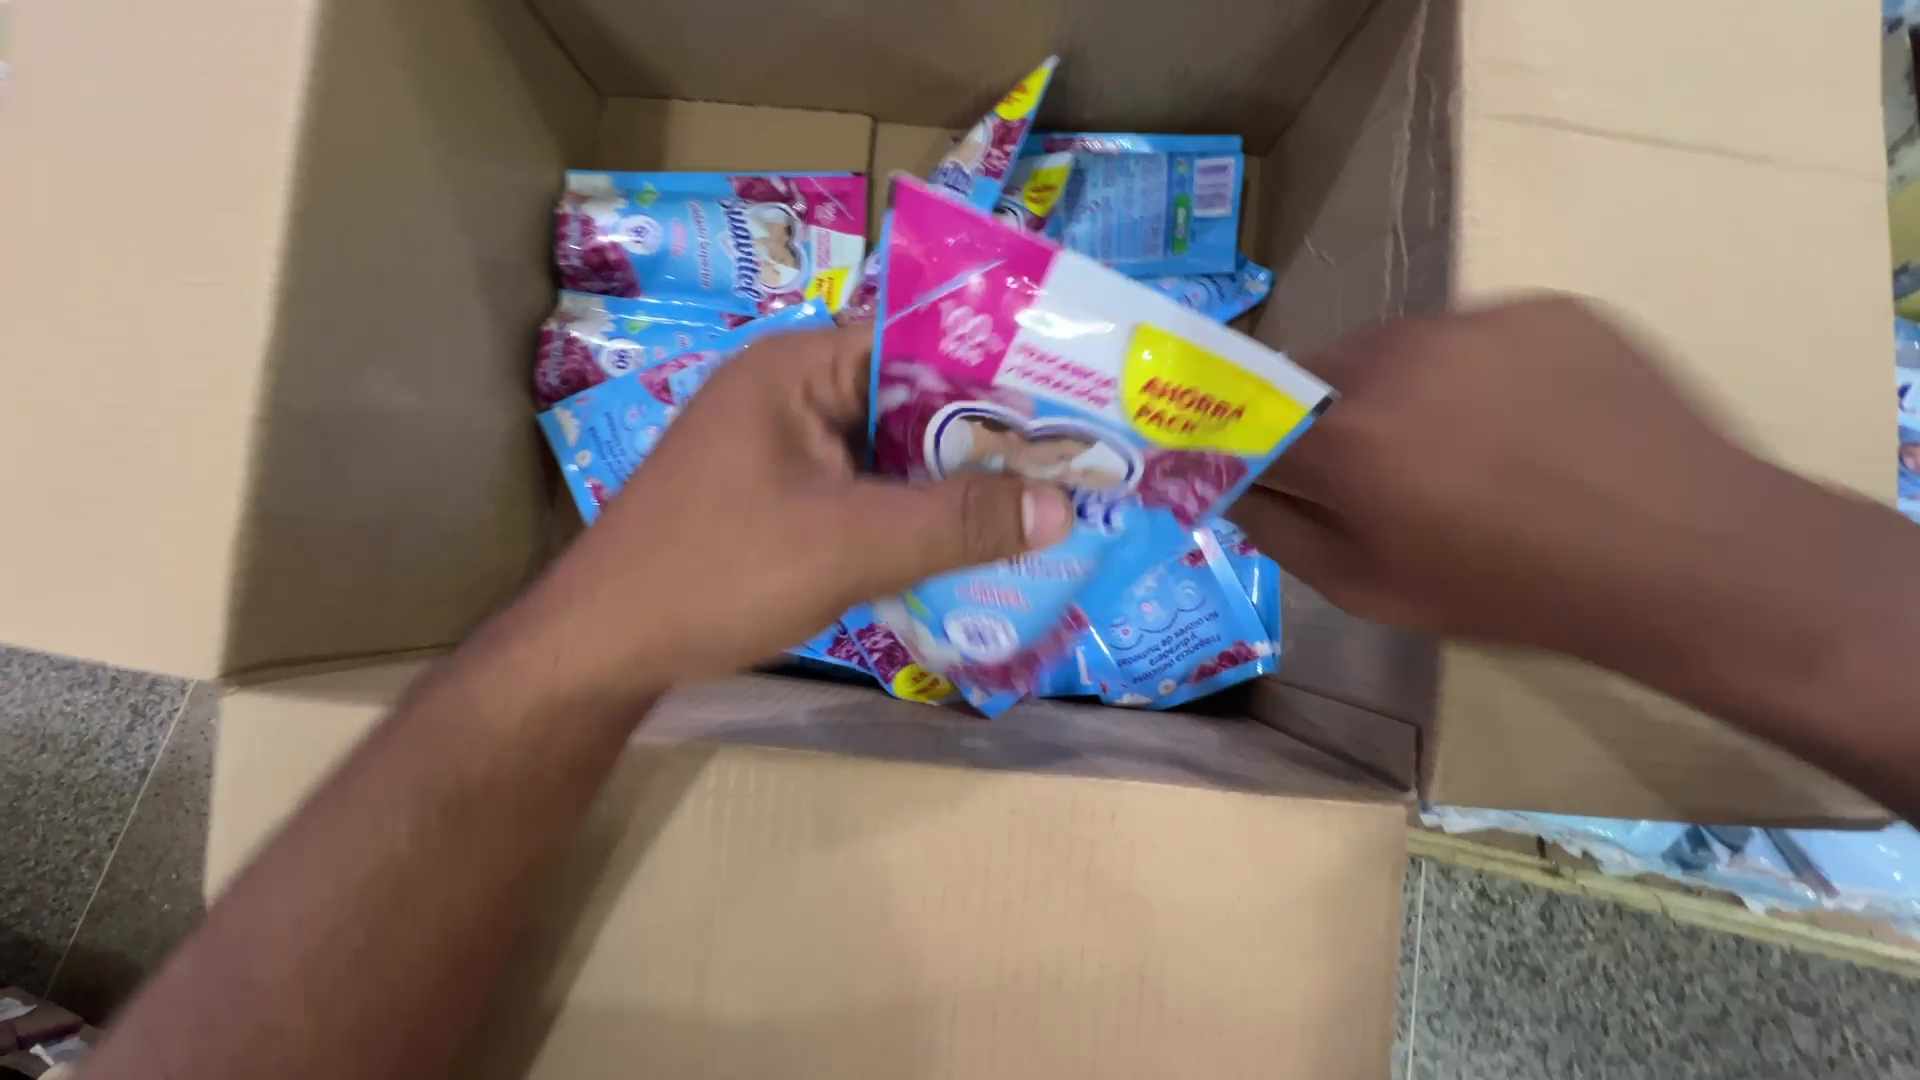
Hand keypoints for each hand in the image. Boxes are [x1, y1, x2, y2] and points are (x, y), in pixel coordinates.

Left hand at [518, 323, 1073, 705]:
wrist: (607, 648)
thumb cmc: (716, 575)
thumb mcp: (848, 544)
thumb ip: (956, 523)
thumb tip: (1063, 507)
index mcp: (800, 368)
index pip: (921, 343)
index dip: (999, 373)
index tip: (1069, 406)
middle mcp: (796, 393)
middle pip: (913, 401)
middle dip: (986, 439)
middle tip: (1071, 464)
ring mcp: (789, 448)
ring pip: (896, 453)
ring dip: (955, 483)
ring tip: (1040, 502)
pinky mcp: (787, 496)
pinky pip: (871, 491)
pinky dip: (917, 514)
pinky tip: (970, 541)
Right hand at [1229, 295, 1777, 662]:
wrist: (1687, 558)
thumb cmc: (1506, 590)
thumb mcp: (1364, 587)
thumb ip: (1276, 530)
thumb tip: (1229, 486)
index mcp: (1343, 438)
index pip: (1240, 416)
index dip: (1236, 438)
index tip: (1245, 459)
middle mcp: (1392, 360)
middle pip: (1307, 373)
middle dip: (1313, 415)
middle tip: (1360, 465)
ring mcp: (1470, 324)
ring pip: (1383, 347)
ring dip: (1384, 389)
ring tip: (1445, 442)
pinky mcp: (1538, 308)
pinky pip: (1461, 334)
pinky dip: (1460, 372)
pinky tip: (1511, 419)